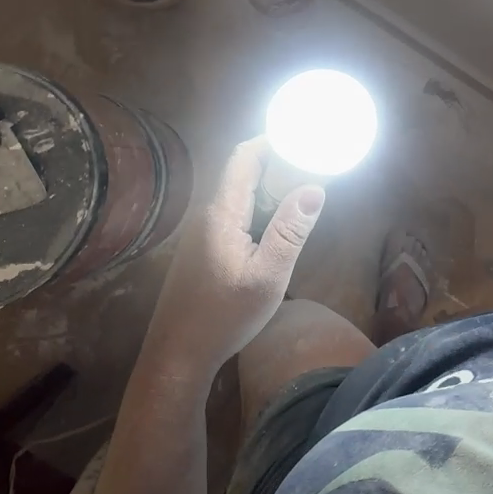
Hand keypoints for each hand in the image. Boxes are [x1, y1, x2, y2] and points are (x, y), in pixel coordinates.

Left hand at [172, 136, 324, 361]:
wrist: (177, 358)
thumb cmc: (224, 317)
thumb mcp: (268, 276)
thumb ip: (290, 231)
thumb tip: (315, 188)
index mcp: (222, 213)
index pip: (243, 158)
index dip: (271, 140)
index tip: (303, 136)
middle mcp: (209, 215)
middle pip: (242, 172)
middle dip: (278, 161)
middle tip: (315, 161)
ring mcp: (204, 234)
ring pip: (240, 194)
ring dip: (270, 186)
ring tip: (305, 187)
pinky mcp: (205, 250)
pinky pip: (236, 214)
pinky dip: (261, 207)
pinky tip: (280, 224)